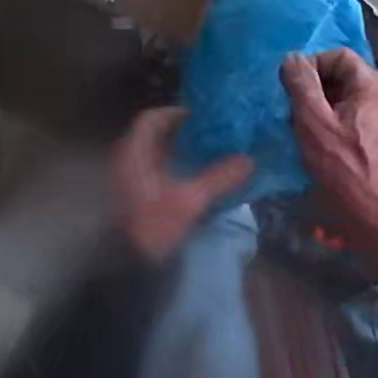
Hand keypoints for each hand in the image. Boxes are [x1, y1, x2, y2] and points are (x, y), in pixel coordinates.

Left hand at [114, 107, 254, 261]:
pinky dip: (177, 168)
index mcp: (133, 153)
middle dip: (183, 132)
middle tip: (212, 133)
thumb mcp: (190, 200)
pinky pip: (158, 171)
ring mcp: (131, 179)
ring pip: (157, 155)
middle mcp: (128, 161)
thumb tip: (249, 160)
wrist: (129, 265)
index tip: (200, 116)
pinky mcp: (137, 196)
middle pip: (155, 135)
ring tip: (211, 151)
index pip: (150, 119)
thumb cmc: (154, 226)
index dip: (174, 112)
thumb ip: (219, 178)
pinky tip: (199, 177)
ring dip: (181, 151)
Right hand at [281, 49, 377, 232]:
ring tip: (296, 120)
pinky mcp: (365, 133)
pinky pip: (340, 112)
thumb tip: (291, 59)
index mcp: (371, 87)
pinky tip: (307, 133)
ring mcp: (373, 115)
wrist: (361, 207)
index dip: (311, 64)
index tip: (292, 87)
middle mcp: (377, 96)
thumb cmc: (337, 163)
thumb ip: (301, 85)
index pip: (338, 55)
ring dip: (313, 102)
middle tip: (291, 104)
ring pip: (337, 94)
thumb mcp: (312, 120)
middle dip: (311, 85)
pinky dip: (322, 116)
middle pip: (338, 73)